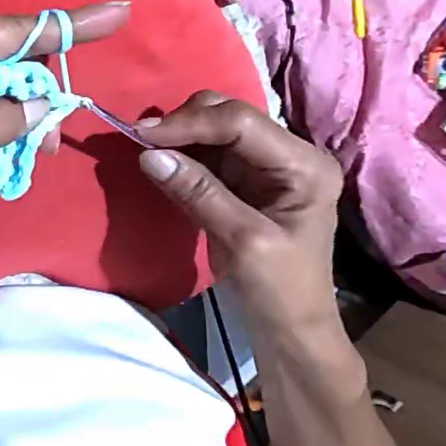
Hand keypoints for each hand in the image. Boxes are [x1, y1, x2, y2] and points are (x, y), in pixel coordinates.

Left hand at [0, 3, 131, 240]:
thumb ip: (2, 120)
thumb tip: (43, 107)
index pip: (16, 29)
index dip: (71, 24)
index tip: (118, 12)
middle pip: (8, 54)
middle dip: (37, 92)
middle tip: (53, 135)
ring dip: (16, 112)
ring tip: (32, 151)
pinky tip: (2, 145)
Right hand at [136, 91, 343, 333]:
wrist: (289, 330)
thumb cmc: (280, 290)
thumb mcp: (242, 242)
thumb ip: (198, 192)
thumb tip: (148, 154)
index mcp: (305, 165)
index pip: (242, 123)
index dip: (190, 123)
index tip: (142, 135)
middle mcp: (288, 154)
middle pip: (228, 115)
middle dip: (184, 123)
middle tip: (141, 141)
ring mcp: (263, 165)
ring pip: (213, 128)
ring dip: (178, 135)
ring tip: (144, 147)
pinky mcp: (240, 179)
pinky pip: (204, 152)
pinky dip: (178, 152)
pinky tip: (158, 159)